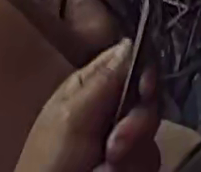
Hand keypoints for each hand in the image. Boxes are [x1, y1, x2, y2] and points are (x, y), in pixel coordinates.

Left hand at [14, 40, 161, 171]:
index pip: (130, 59)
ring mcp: (121, 139)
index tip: (146, 87)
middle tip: (114, 147)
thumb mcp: (72, 118)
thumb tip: (130, 42)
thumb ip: (104, 81)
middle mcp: (110, 107)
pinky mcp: (129, 166)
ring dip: (132, 156)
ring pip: (151, 133)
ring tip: (104, 170)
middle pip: (148, 97)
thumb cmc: (50, 164)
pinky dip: (133, 170)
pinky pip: (149, 160)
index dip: (145, 68)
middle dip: (137, 123)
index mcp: (91, 84)